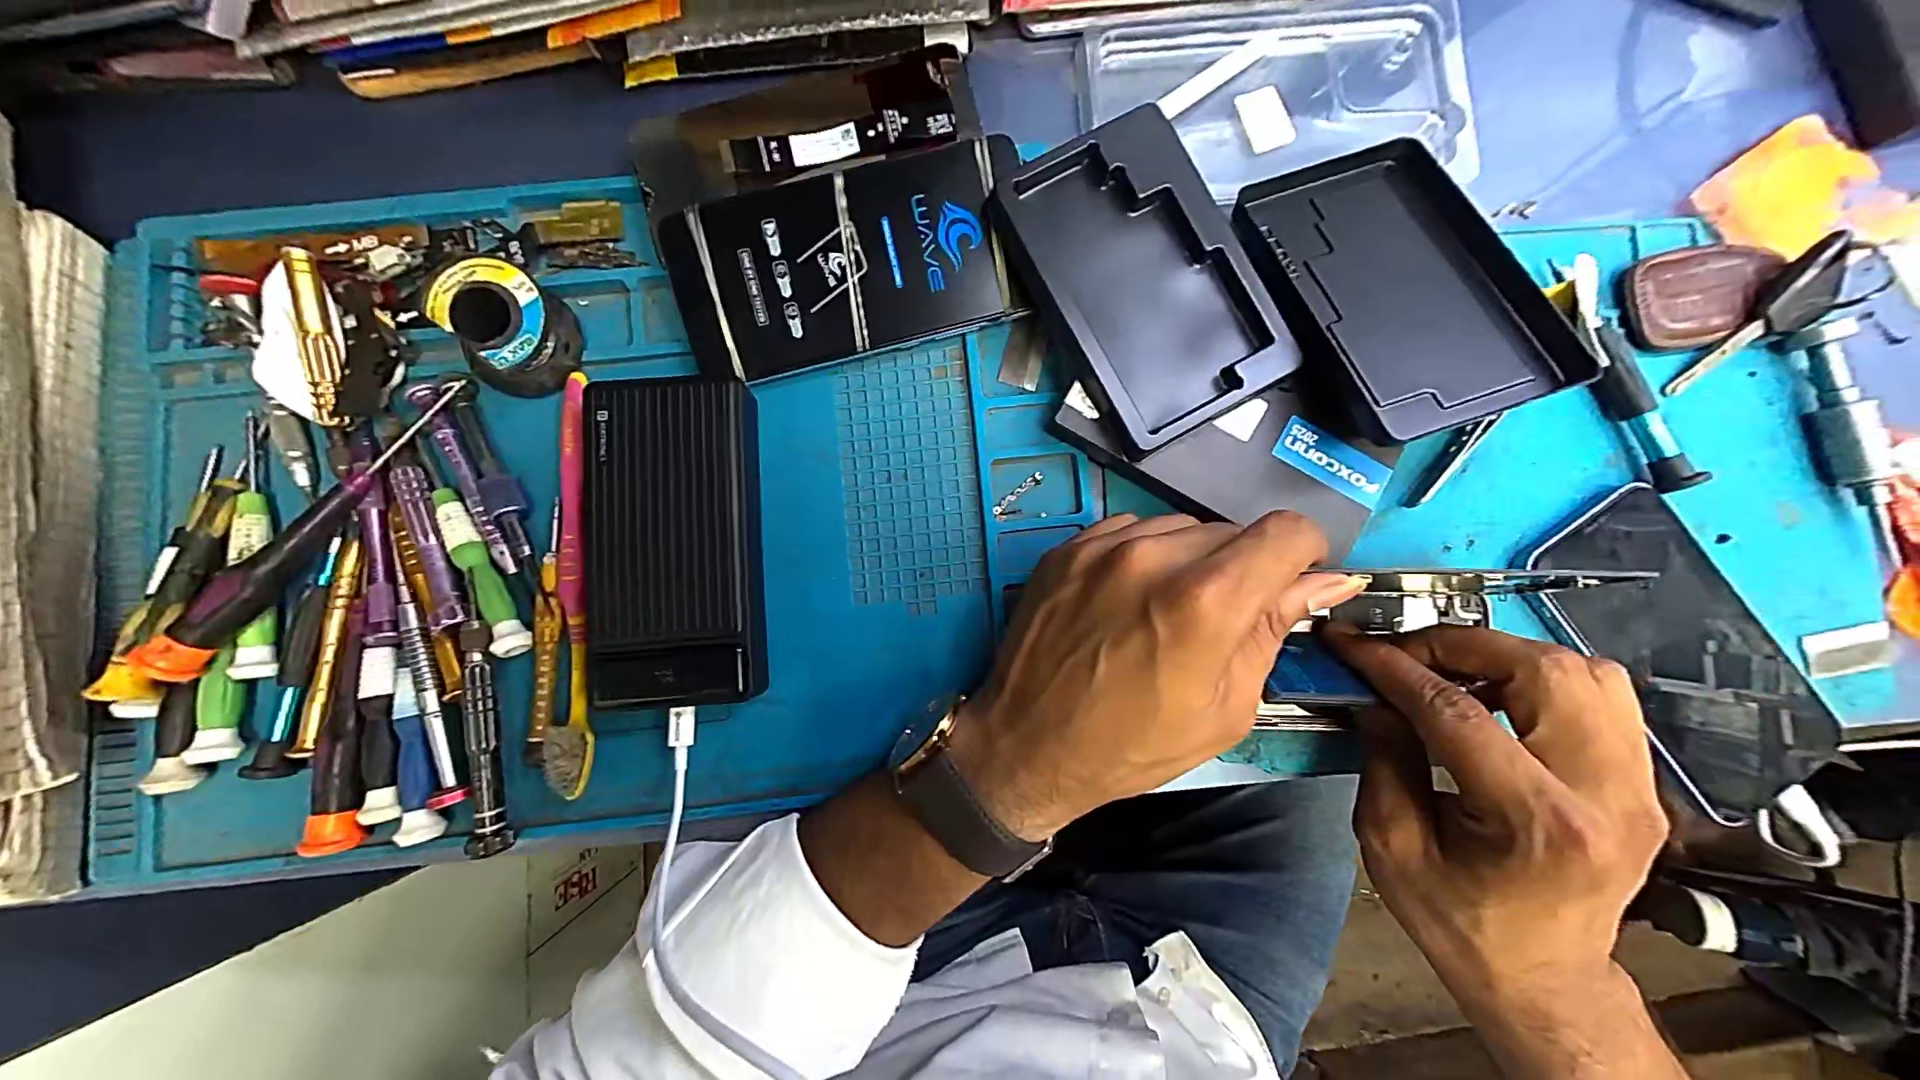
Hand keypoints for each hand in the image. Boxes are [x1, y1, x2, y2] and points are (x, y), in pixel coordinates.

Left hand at [948, 512, 1369, 840]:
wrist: (1028, 744)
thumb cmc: (1132, 744)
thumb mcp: (1225, 707)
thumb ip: (1274, 629)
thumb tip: (1327, 580)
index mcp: (1204, 600)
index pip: (1286, 531)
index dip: (1304, 554)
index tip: (1294, 579)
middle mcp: (1152, 556)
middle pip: (1232, 530)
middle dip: (1243, 567)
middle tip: (1220, 617)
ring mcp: (1102, 547)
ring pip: (1179, 528)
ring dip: (1190, 560)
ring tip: (1165, 611)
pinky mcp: (1067, 548)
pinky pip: (1130, 531)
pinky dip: (1143, 556)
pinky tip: (1127, 599)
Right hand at [1325, 625, 1677, 1076]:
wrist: (1543, 975)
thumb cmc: (1458, 921)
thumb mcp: (1391, 842)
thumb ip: (1385, 757)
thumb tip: (1375, 692)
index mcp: (1537, 823)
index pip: (1457, 711)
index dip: (1394, 667)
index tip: (1352, 645)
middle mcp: (1606, 796)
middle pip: (1543, 672)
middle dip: (1459, 646)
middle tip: (1405, 653)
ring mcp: (1638, 788)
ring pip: (1585, 672)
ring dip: (1504, 654)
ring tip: (1449, 669)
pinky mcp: (1641, 782)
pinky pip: (1603, 696)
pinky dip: (1540, 675)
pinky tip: (1495, 691)